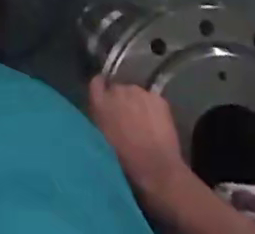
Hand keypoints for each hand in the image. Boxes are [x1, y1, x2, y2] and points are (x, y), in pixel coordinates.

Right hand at [88, 77, 189, 199]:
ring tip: (141, 123)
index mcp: (101, 103)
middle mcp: (119, 90)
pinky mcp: (157, 97)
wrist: (158, 170)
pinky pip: (150, 99)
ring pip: (135, 93)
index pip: (96, 82)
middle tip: (125, 119)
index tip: (104, 101)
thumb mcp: (102, 140)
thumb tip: (101, 109)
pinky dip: (151, 108)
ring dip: (135, 104)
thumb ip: (99, 118)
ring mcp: (140, 92)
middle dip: (120, 101)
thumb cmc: (125, 162)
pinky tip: (154, 124)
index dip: (101, 90)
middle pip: (117, 89)